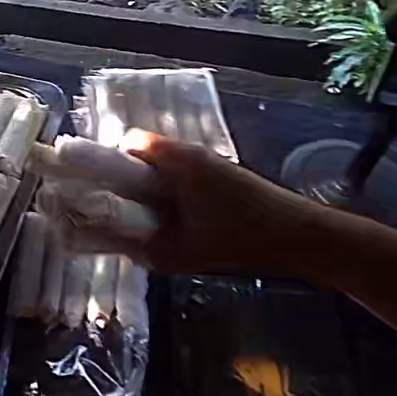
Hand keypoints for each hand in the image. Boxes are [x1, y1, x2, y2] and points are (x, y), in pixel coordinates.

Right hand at [113, 130, 327, 276]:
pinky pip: (183, 175)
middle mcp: (191, 152)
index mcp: (178, 160)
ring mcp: (209, 161)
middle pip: (145, 154)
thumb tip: (117, 243)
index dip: (109, 164)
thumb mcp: (183, 252)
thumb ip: (144, 247)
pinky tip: (174, 223)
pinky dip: (171, 192)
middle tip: (119, 213)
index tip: (99, 191)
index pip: (130, 142)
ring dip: (151, 188)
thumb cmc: (240, 237)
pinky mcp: (222, 174)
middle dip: (128, 180)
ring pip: (165, 166)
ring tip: (144, 222)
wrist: (297, 235)